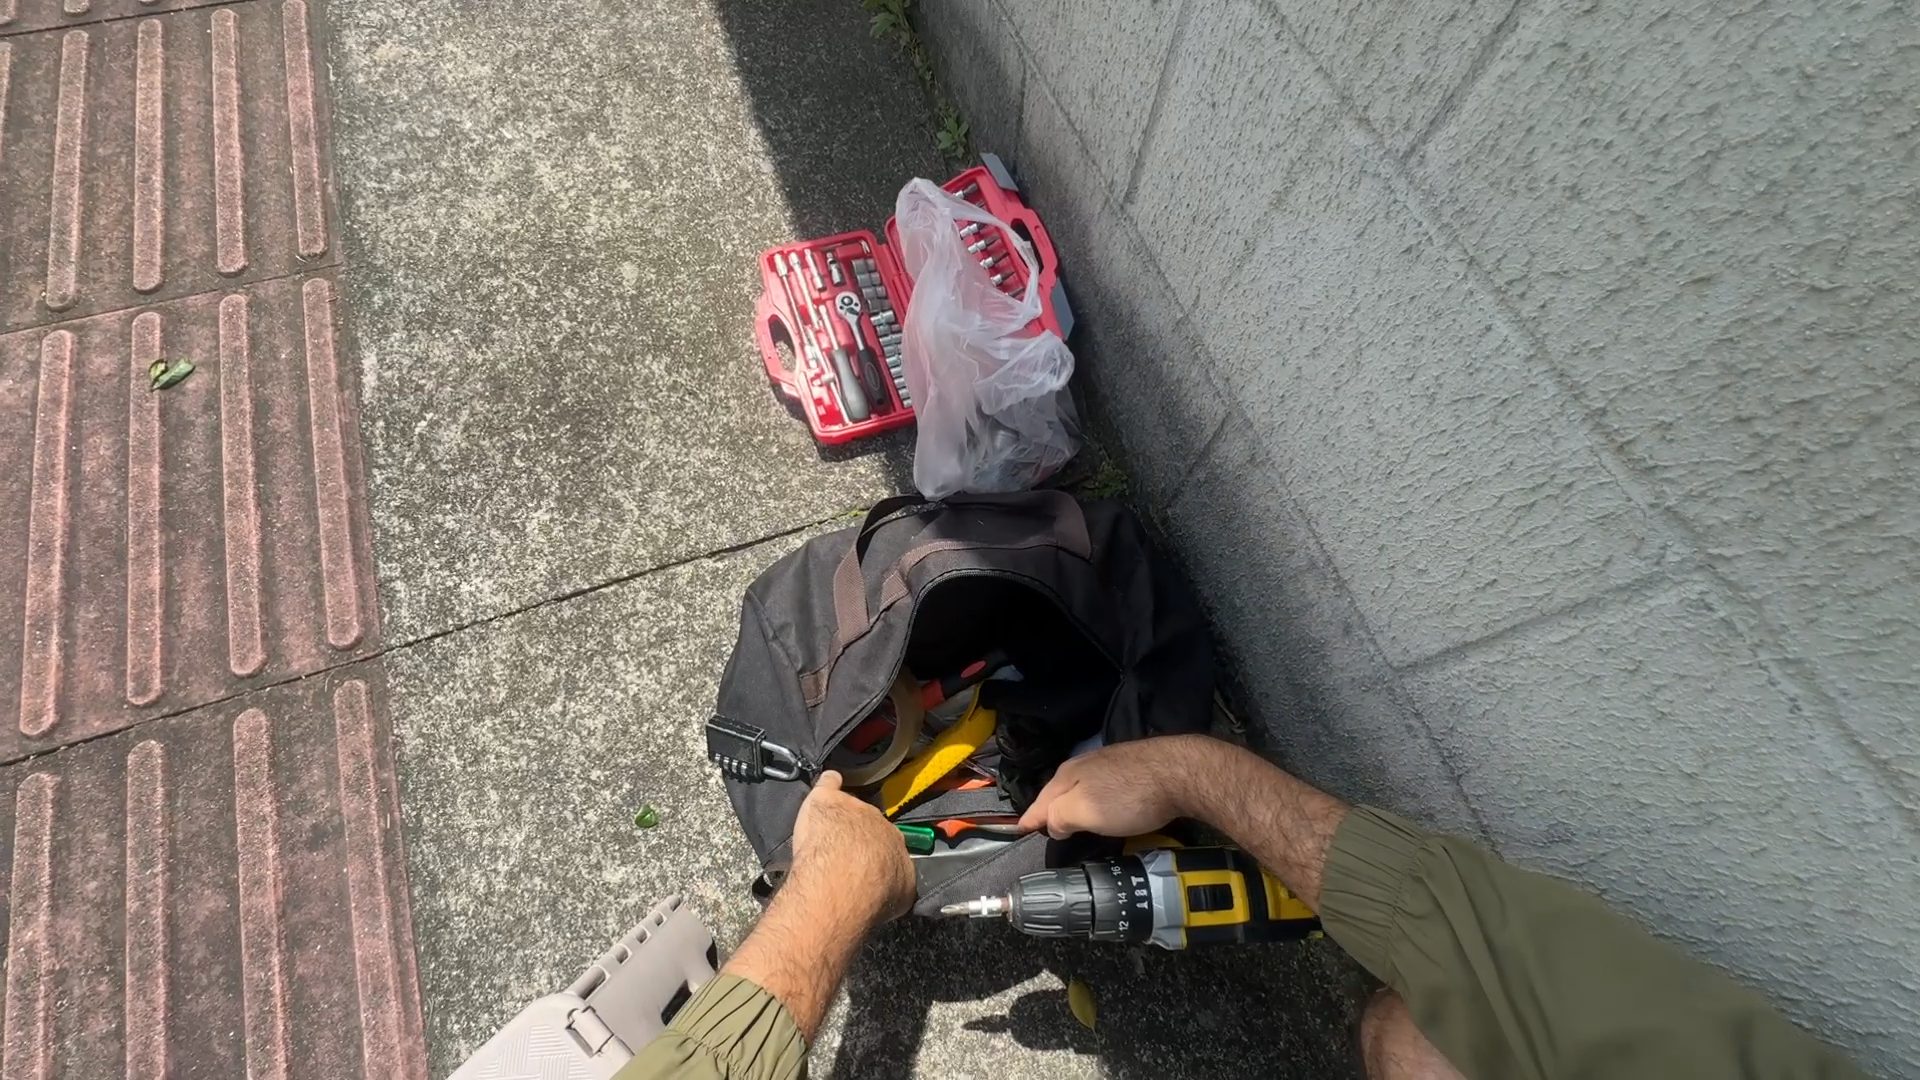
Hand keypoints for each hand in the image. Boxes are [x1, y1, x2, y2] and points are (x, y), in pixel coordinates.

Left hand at [789, 771, 915, 922]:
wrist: (847, 880)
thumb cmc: (873, 893)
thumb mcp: (900, 896)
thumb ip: (898, 885)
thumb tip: (895, 890)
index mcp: (897, 846)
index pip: (889, 846)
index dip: (877, 856)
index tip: (867, 867)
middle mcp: (880, 824)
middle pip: (870, 825)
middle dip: (859, 836)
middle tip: (844, 856)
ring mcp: (853, 809)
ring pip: (848, 806)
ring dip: (841, 816)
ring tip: (827, 832)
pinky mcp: (828, 800)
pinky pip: (828, 785)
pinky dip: (827, 784)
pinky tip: (825, 785)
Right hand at [1018, 734, 1232, 839]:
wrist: (1179, 772)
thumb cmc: (1130, 796)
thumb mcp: (1086, 812)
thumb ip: (1060, 817)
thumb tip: (1050, 825)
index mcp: (1068, 776)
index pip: (1040, 802)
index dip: (1030, 819)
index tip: (1019, 830)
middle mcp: (1082, 765)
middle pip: (1057, 792)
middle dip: (1048, 809)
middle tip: (1041, 828)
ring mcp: (1106, 763)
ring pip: (1078, 787)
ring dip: (1069, 803)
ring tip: (1066, 820)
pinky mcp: (1128, 766)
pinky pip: (1098, 786)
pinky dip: (1091, 799)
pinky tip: (1099, 806)